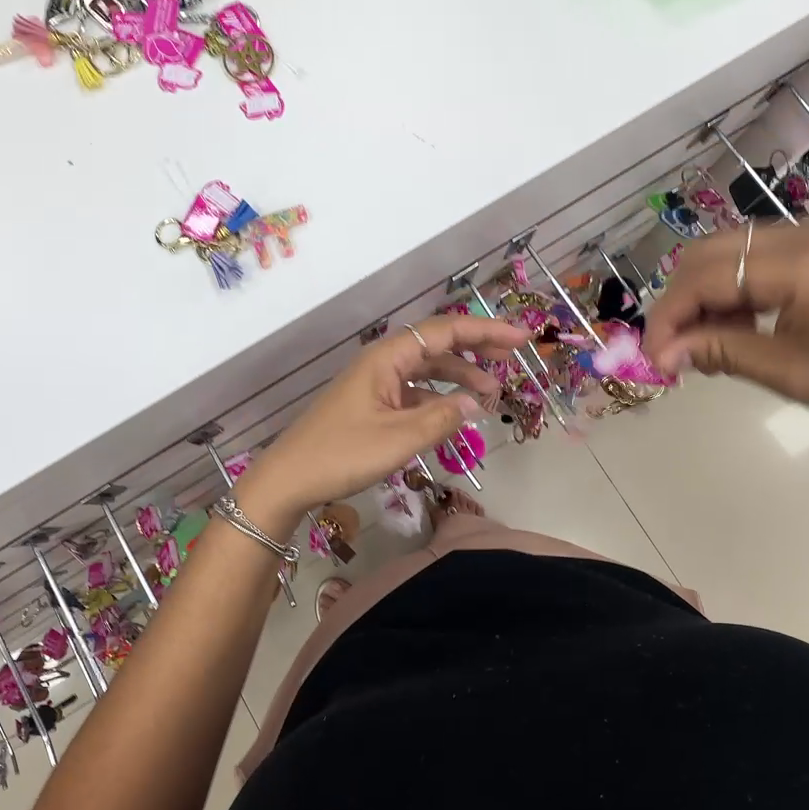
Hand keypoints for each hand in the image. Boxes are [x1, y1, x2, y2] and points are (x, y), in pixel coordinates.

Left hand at [235, 315, 531, 530]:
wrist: (287, 479)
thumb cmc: (341, 454)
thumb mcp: (398, 439)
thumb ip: (441, 418)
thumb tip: (475, 402)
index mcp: (387, 358)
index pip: (444, 331)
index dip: (485, 330)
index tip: (521, 338)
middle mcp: (382, 363)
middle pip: (436, 345)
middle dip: (475, 348)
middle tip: (513, 357)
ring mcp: (375, 384)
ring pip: (425, 369)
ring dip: (458, 376)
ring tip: (490, 393)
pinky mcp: (370, 406)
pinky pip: (413, 392)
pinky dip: (437, 398)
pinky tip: (454, 414)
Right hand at [640, 217, 808, 433]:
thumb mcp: (791, 372)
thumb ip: (721, 352)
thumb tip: (663, 355)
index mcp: (802, 263)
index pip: (705, 278)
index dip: (669, 317)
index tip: (653, 359)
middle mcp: (807, 231)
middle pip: (710, 253)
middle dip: (681, 302)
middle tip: (675, 352)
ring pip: (731, 251)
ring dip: (707, 294)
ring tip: (709, 345)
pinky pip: (760, 254)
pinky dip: (737, 286)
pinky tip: (741, 325)